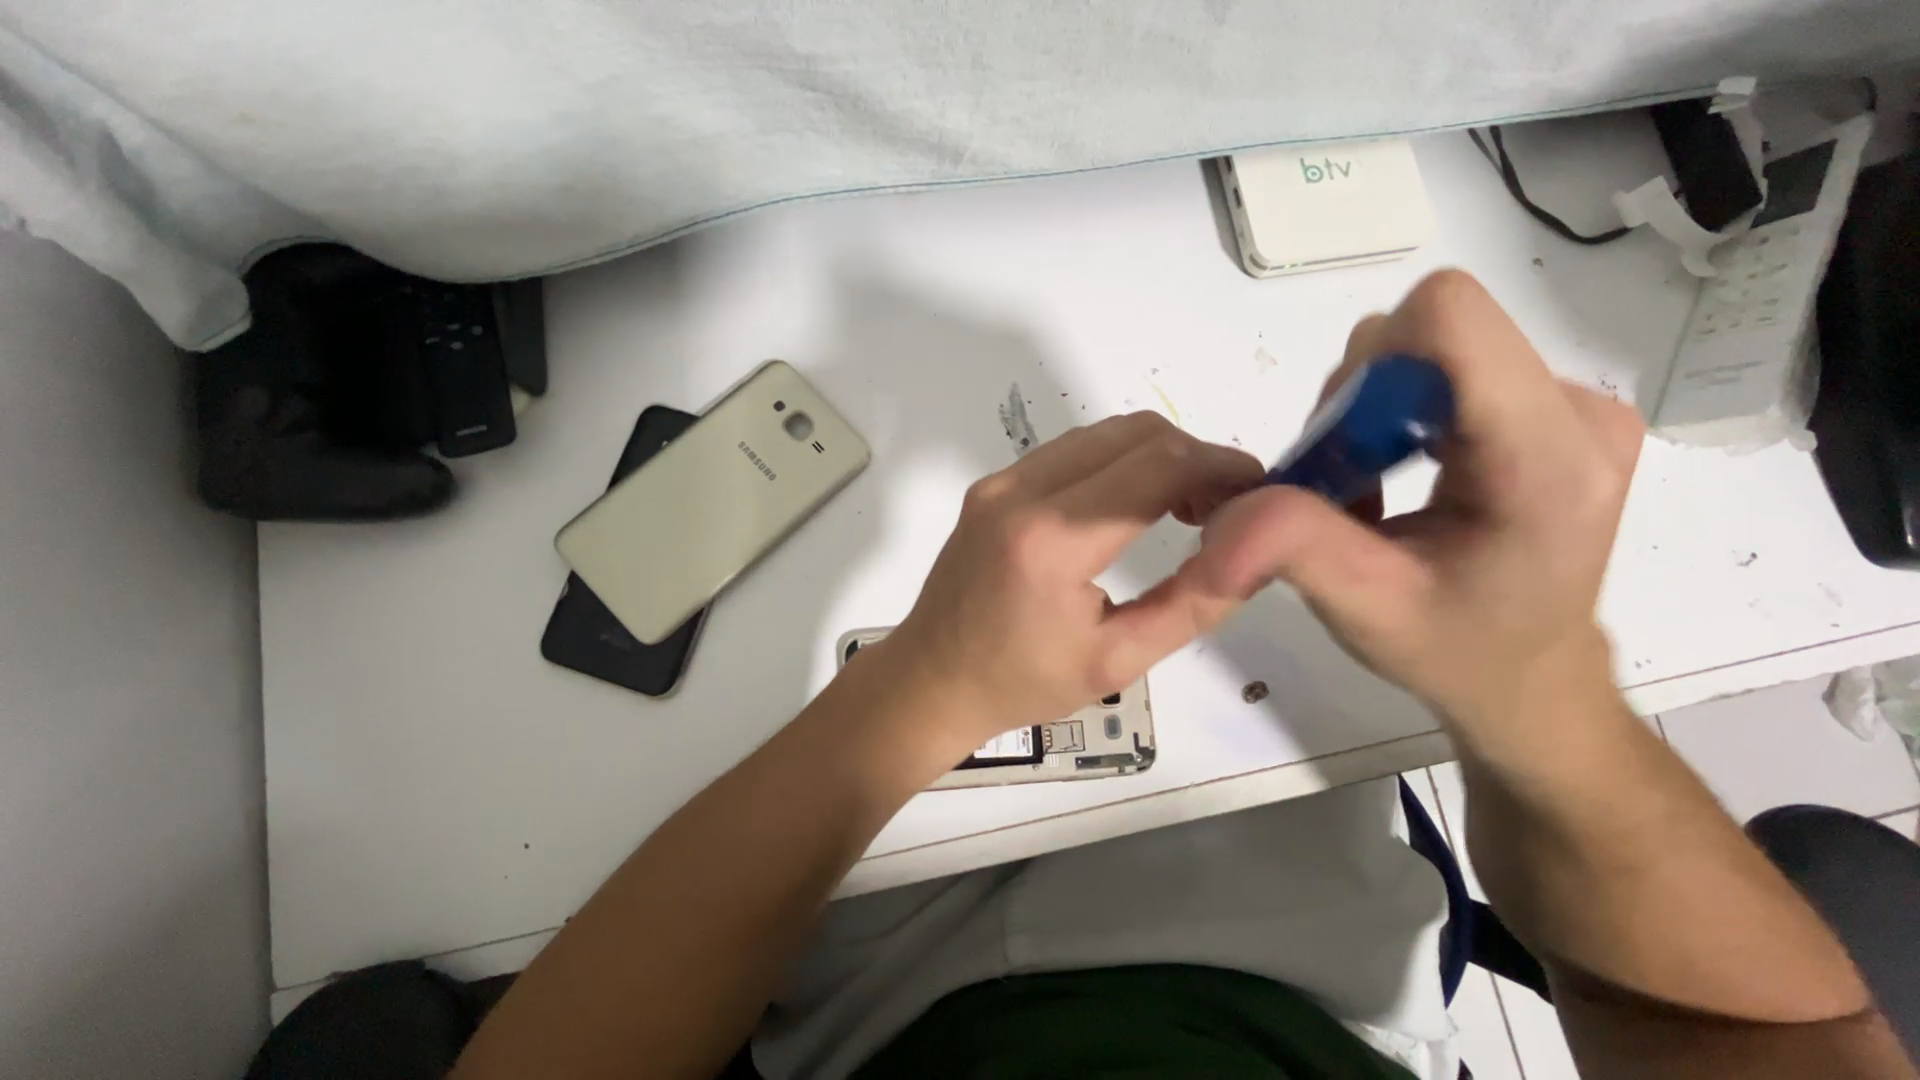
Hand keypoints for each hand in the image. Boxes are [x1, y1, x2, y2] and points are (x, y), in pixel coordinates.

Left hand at [871, 412, 1263, 754]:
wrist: (932, 679)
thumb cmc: (1024, 683)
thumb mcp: (1118, 660)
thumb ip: (1193, 603)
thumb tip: (1256, 550)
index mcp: (1052, 540)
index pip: (1158, 466)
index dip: (1219, 466)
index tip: (1257, 489)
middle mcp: (1022, 492)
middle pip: (1134, 433)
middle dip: (1194, 456)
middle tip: (1223, 505)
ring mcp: (1000, 482)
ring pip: (1102, 433)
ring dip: (1156, 454)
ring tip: (1186, 506)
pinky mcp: (992, 484)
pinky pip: (1071, 449)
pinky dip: (1117, 461)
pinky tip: (1134, 503)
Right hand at [1191, 270, 1644, 741]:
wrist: (1529, 675)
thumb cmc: (1455, 649)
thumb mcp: (1363, 610)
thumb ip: (1293, 544)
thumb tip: (1221, 503)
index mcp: (1547, 460)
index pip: (1450, 319)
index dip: (1368, 367)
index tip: (1342, 448)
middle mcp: (1577, 411)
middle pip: (1429, 337)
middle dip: (1358, 402)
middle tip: (1342, 485)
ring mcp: (1571, 403)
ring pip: (1431, 348)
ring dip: (1370, 410)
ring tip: (1366, 486)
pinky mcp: (1552, 404)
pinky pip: (1447, 365)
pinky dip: (1396, 413)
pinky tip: (1395, 474)